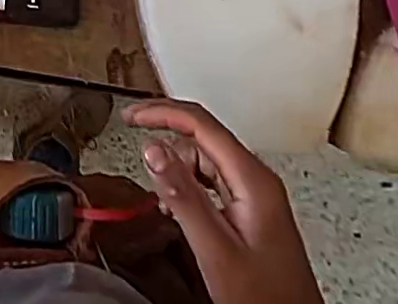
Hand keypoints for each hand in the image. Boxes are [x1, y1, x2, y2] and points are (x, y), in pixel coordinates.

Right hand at [122, 100, 323, 303]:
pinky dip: (188, 187)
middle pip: (201, 138)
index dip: (162, 112)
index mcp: (252, 178)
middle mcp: (255, 178)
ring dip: (177, 171)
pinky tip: (177, 208)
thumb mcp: (215, 251)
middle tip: (138, 152)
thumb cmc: (265, 301)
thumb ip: (183, 197)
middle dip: (167, 143)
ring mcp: (254, 194)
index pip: (200, 122)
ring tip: (163, 202)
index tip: (132, 116)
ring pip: (204, 160)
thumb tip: (153, 149)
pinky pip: (211, 181)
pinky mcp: (249, 211)